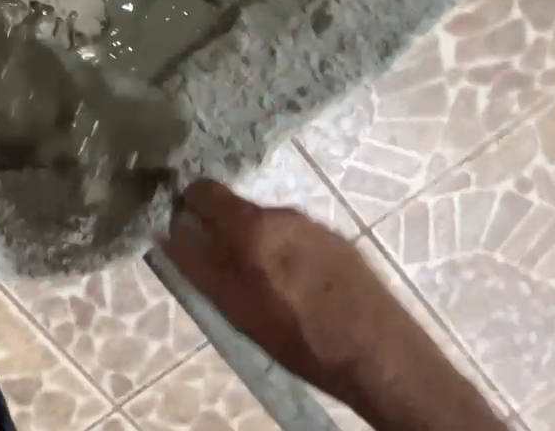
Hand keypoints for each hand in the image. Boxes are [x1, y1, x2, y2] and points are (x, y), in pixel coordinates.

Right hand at [156, 179, 510, 430]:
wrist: (389, 364)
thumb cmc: (299, 337)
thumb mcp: (234, 307)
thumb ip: (195, 264)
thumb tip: (165, 231)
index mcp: (252, 223)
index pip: (203, 189)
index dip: (187, 206)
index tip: (185, 230)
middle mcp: (285, 213)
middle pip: (239, 211)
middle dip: (226, 233)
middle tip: (228, 272)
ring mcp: (319, 227)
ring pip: (271, 227)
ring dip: (260, 246)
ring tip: (269, 288)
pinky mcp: (345, 246)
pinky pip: (301, 240)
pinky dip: (291, 256)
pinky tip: (303, 292)